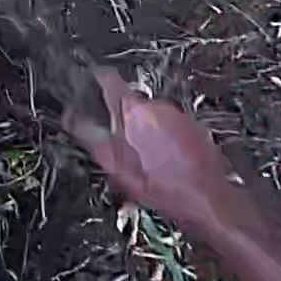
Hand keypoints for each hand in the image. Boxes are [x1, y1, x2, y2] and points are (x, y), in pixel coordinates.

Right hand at [62, 67, 255, 235]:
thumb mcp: (114, 165)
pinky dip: (165, 138)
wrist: (211, 203)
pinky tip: (165, 162)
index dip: (96, 77)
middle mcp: (158, 107)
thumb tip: (70, 117)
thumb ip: (88, 135)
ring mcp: (180, 117)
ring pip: (151, 116)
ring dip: (144, 130)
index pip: (109, 80)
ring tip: (145, 159)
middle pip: (131, 103)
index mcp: (133, 111)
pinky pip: (171, 126)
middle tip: (120, 144)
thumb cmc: (163, 187)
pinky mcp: (197, 129)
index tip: (91, 77)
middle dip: (123, 119)